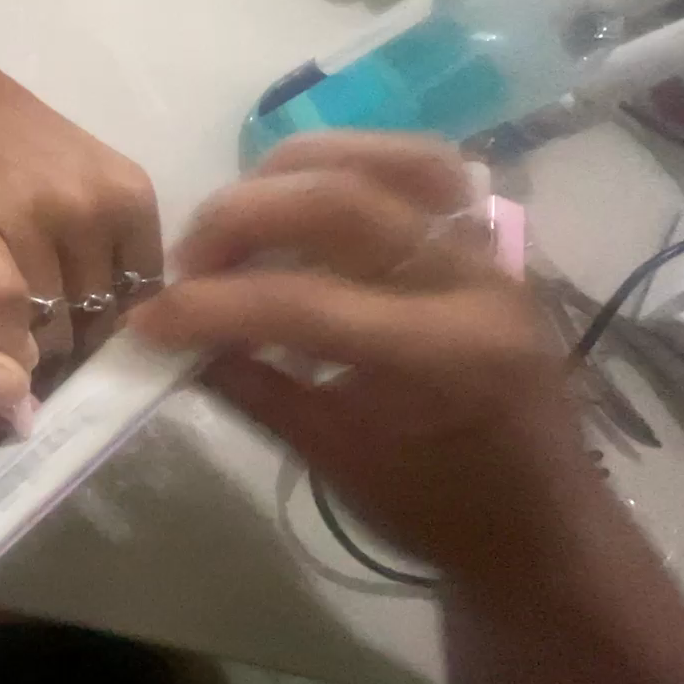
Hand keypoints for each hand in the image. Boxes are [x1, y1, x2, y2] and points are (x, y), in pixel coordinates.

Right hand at [0, 59, 160, 371]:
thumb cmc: (2, 138)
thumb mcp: (80, 181)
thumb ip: (101, 245)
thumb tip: (95, 329)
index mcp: (131, 197)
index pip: (143, 301)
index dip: (108, 337)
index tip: (76, 348)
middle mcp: (95, 207)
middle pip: (96, 322)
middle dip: (67, 348)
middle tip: (31, 351)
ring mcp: (35, 217)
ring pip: (51, 328)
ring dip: (27, 353)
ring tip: (1, 345)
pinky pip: (0, 311)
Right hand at [127, 133, 588, 577]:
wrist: (541, 522)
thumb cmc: (430, 504)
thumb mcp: (321, 451)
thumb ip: (241, 381)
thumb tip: (158, 334)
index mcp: (445, 357)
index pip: (299, 302)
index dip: (204, 305)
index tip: (142, 320)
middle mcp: (473, 284)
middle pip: (337, 202)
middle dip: (234, 221)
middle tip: (186, 263)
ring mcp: (483, 251)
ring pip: (380, 161)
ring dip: (285, 175)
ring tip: (233, 217)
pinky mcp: (476, 239)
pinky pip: (408, 167)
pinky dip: (336, 167)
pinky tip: (288, 196)